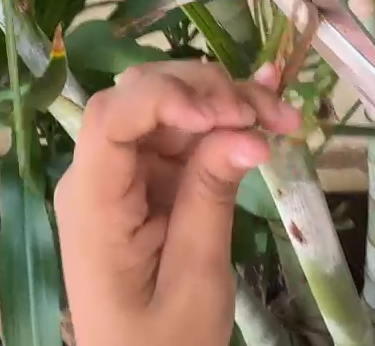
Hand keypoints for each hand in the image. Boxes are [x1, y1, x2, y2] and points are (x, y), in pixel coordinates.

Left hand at [55, 61, 299, 345]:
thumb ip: (211, 197)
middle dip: (209, 93)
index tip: (222, 116)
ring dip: (227, 100)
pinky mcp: (150, 172)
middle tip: (269, 115)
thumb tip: (250, 133)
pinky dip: (226, 118)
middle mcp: (101, 171)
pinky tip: (266, 107)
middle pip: (143, 97)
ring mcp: (126, 168)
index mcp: (93, 202)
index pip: (110, 120)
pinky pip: (185, 129)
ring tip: (281, 116)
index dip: (163, 98)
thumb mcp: (194, 280)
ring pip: (171, 102)